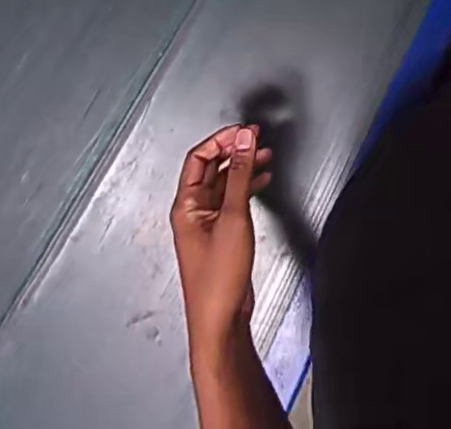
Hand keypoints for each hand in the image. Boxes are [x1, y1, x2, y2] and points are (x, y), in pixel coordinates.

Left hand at [171, 125, 273, 355]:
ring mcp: (207, 222)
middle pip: (211, 167)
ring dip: (243, 165)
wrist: (221, 319)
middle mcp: (193, 211)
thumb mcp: (233, 216)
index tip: (245, 131)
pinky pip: (233, 197)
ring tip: (264, 154)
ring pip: (224, 181)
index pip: (198, 158)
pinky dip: (247, 183)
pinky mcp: (222, 232)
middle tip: (256, 137)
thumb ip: (239, 173)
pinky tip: (262, 179)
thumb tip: (243, 139)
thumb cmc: (219, 277)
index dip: (221, 139)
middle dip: (233, 149)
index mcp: (186, 205)